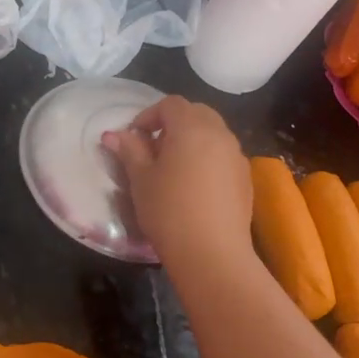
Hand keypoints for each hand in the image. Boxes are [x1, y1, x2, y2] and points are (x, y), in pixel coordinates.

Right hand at [101, 96, 255, 266]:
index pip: (170, 104)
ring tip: (171, 167)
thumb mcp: (140, 179)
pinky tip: (193, 186)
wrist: (212, 253)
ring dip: (191, 140)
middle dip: (172, 123)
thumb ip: (129, 150)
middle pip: (196, 113)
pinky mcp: (245, 179)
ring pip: (213, 134)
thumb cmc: (168, 210)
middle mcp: (220, 135)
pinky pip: (223, 155)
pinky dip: (206, 158)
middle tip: (152, 148)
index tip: (133, 137)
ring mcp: (237, 157)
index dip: (148, 115)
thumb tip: (113, 134)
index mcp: (191, 128)